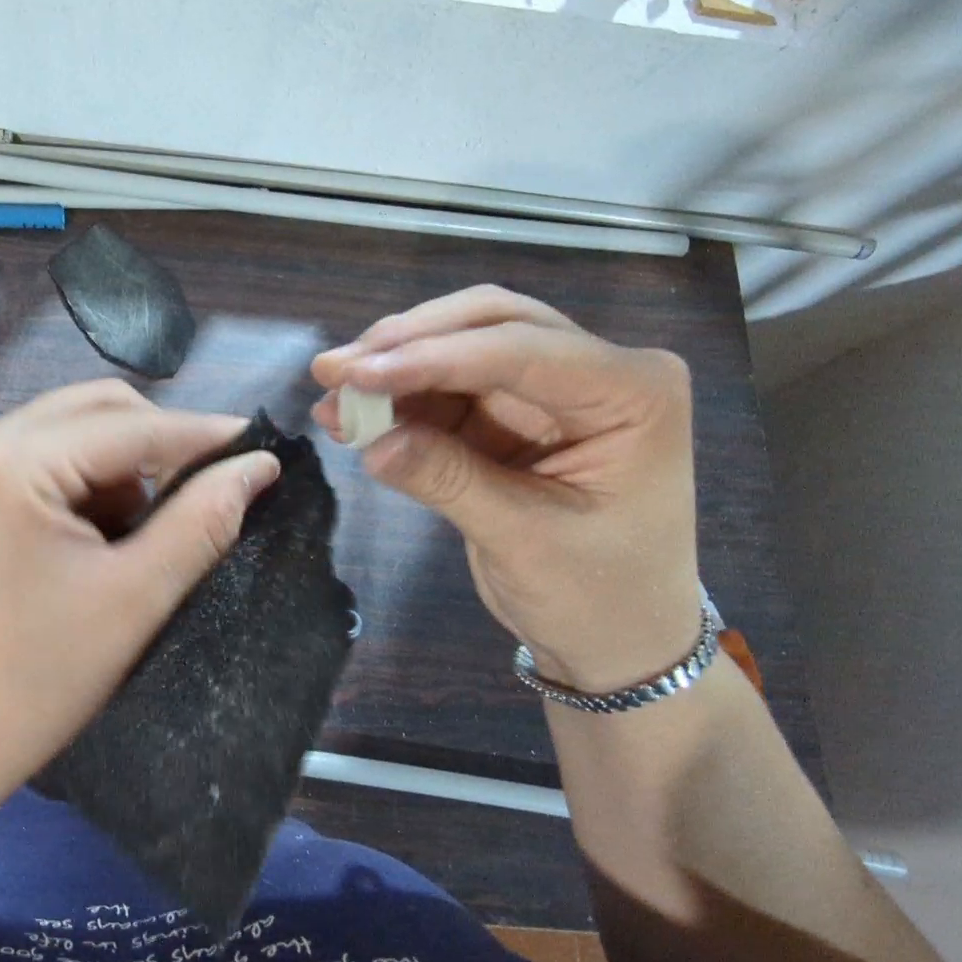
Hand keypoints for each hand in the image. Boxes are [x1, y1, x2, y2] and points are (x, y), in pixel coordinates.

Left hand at [0, 380, 279, 772]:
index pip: (130, 427)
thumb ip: (203, 519)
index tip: (269, 452)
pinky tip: (105, 536)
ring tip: (145, 536)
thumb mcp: (137, 595)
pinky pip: (52, 456)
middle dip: (161, 449)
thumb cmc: (45, 674)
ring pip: (79, 429)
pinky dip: (93, 484)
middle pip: (100, 410)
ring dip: (126, 470)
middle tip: (211, 496)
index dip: (205, 437)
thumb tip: (259, 465)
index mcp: (10, 460)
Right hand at [310, 285, 701, 692]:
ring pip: (460, 349)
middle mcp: (595, 373)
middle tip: (333, 369)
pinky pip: (443, 394)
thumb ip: (450, 481)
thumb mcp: (525, 541)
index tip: (354, 375)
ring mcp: (549, 394)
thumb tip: (371, 442)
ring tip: (330, 398)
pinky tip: (350, 418)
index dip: (431, 357)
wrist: (616, 638)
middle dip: (408, 343)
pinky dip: (396, 402)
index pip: (521, 351)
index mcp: (631, 392)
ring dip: (392, 370)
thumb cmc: (597, 594)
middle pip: (492, 324)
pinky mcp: (508, 419)